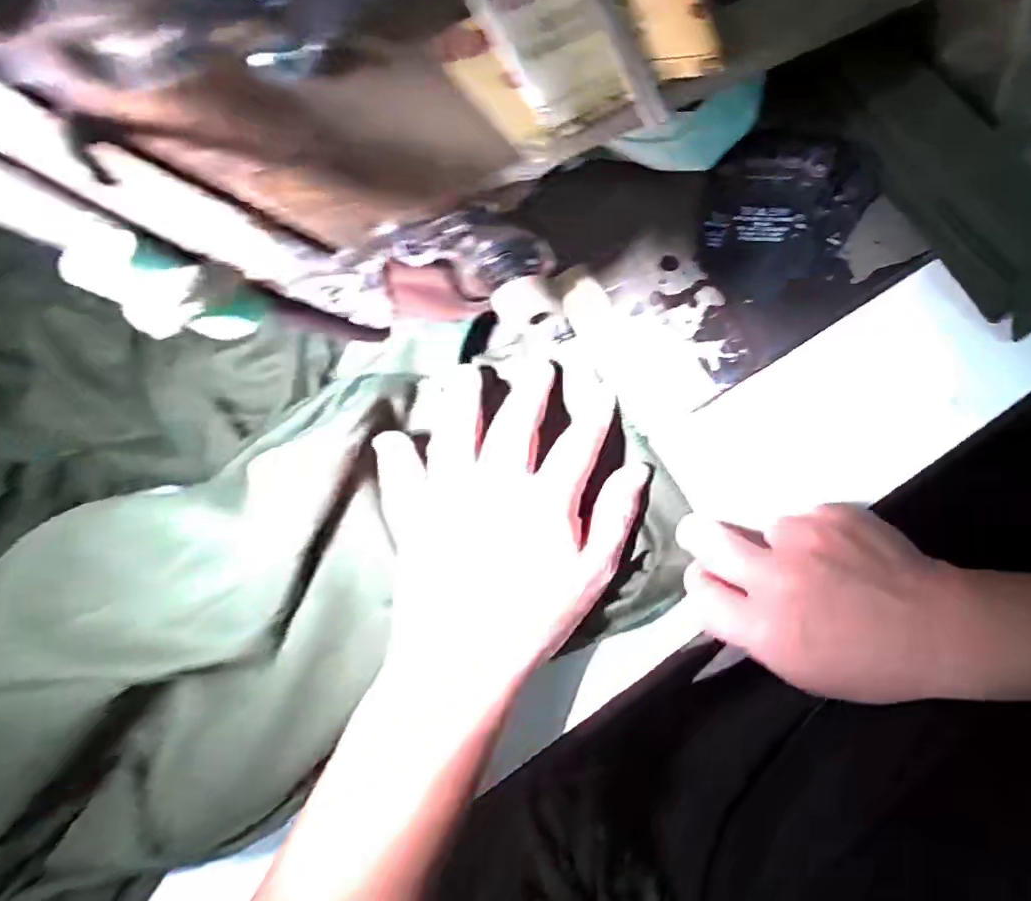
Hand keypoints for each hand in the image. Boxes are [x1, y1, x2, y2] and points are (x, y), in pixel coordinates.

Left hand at [372, 361, 649, 694]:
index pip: (577, 443)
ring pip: (456, 438)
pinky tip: (395, 438)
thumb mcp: (593, 572)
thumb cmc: (537, 617)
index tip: (602, 387)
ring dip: (463, 403)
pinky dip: (398, 458)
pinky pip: (404, 481)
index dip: (594, 412)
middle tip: (540, 364)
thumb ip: (615, 516)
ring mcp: (450, 502)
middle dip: (531, 391)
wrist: (458, 665)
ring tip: (468, 375)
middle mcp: (497, 488)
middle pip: (516, 426)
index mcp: (546, 500)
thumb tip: (635, 470)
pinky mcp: (415, 524)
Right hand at [678, 504, 993, 703]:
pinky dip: (817, 531)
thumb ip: (758, 632)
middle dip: (700, 537)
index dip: (701, 584)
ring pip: (768, 526)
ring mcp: (805, 537)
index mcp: (762, 628)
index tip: (708, 578)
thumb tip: (734, 602)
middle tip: (700, 534)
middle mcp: (774, 575)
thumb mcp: (800, 669)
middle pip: (710, 539)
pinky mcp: (834, 512)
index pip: (699, 592)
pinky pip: (808, 516)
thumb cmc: (868, 663)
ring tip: (816, 559)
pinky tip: (845, 549)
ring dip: (779, 541)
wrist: (931, 622)